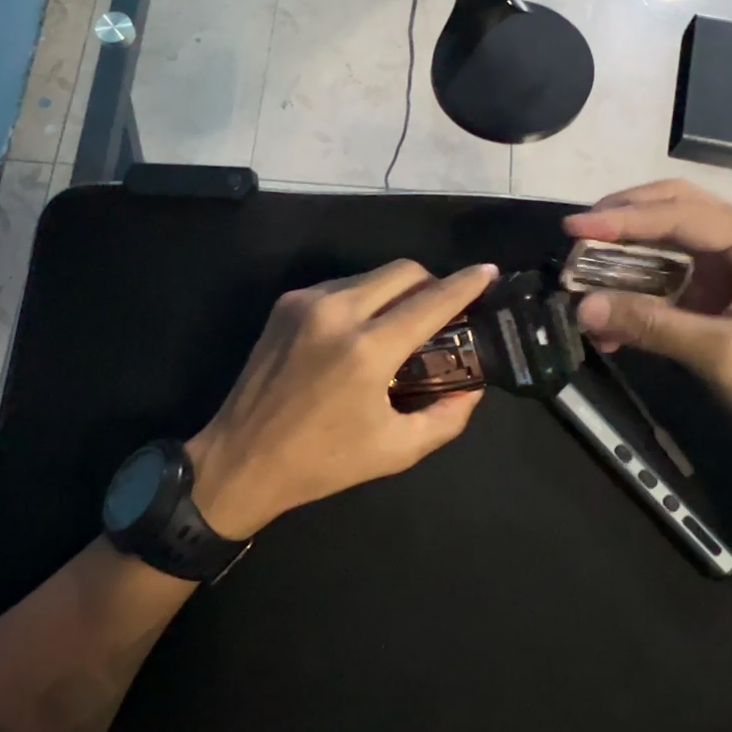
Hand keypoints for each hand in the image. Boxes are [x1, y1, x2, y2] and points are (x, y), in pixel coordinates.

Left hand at [187, 260, 498, 537]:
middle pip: (403, 271)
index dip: (467, 283)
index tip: (488, 273)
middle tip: (444, 313)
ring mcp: (306, 302)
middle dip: (432, 283)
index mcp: (367, 349)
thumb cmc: (323, 461)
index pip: (432, 300)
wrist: (242, 457)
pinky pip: (340, 286)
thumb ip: (446, 416)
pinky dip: (363, 299)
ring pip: (370, 275)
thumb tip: (472, 388)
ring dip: (396, 292)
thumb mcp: (396, 449)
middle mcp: (337, 311)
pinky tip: (362, 332)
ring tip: (401, 327)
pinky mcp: (286, 304)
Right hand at [563, 180, 731, 484]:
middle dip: (626, 220)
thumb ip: (652, 326)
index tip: (573, 227)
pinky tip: (610, 316)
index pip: (684, 216)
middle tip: (576, 234)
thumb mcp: (724, 356)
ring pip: (671, 246)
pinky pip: (673, 283)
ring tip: (582, 271)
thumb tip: (581, 308)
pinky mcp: (726, 298)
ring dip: (627, 259)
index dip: (625, 220)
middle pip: (678, 212)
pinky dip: (639, 294)